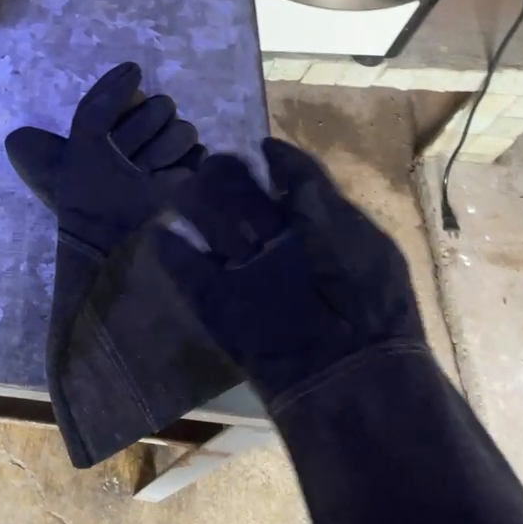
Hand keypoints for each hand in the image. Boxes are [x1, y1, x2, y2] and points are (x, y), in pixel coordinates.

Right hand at [5, 62, 204, 258]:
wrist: (89, 230)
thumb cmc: (78, 182)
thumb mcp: (66, 149)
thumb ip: (85, 114)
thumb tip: (120, 73)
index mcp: (84, 143)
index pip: (101, 106)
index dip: (119, 84)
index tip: (134, 69)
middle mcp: (113, 156)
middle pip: (149, 117)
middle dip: (161, 106)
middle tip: (161, 109)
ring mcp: (140, 176)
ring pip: (175, 138)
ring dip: (180, 130)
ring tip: (177, 132)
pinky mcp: (161, 195)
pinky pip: (189, 166)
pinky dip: (194, 156)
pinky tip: (190, 153)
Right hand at [155, 138, 424, 402]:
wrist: (349, 378)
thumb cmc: (364, 299)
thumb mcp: (354, 235)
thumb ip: (314, 196)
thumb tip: (275, 156)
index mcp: (319, 231)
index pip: (289, 186)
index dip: (271, 164)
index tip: (253, 145)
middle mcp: (280, 249)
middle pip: (244, 202)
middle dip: (225, 178)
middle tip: (208, 159)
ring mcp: (247, 277)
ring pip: (213, 230)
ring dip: (192, 206)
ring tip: (172, 181)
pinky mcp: (218, 305)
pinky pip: (189, 273)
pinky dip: (172, 252)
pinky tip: (158, 231)